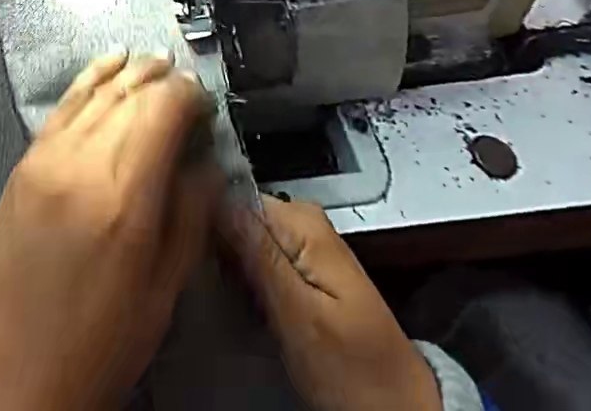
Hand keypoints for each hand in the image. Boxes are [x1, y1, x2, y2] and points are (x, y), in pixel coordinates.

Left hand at [0, 52, 219, 410]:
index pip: (168, 105)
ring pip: (102, 88)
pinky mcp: (26, 161)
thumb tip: (205, 159)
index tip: (209, 111)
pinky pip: (67, 101)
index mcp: (126, 194)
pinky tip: (114, 62)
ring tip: (161, 68)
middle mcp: (85, 159)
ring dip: (136, 73)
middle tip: (191, 99)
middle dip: (170, 83)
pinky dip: (94, 76)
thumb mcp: (164, 288)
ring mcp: (49, 155)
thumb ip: (192, 210)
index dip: (195, 96)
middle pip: (136, 90)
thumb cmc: (97, 342)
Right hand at [224, 195, 441, 410]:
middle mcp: (303, 223)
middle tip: (214, 290)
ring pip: (245, 244)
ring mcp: (303, 247)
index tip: (198, 259)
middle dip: (221, 251)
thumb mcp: (301, 315)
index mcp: (303, 221)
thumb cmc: (353, 364)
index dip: (212, 226)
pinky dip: (246, 285)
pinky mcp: (301, 272)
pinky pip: (258, 265)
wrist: (393, 402)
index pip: (238, 199)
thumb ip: (262, 258)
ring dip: (231, 270)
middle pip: (240, 220)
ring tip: (228, 302)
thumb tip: (224, 206)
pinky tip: (242, 308)